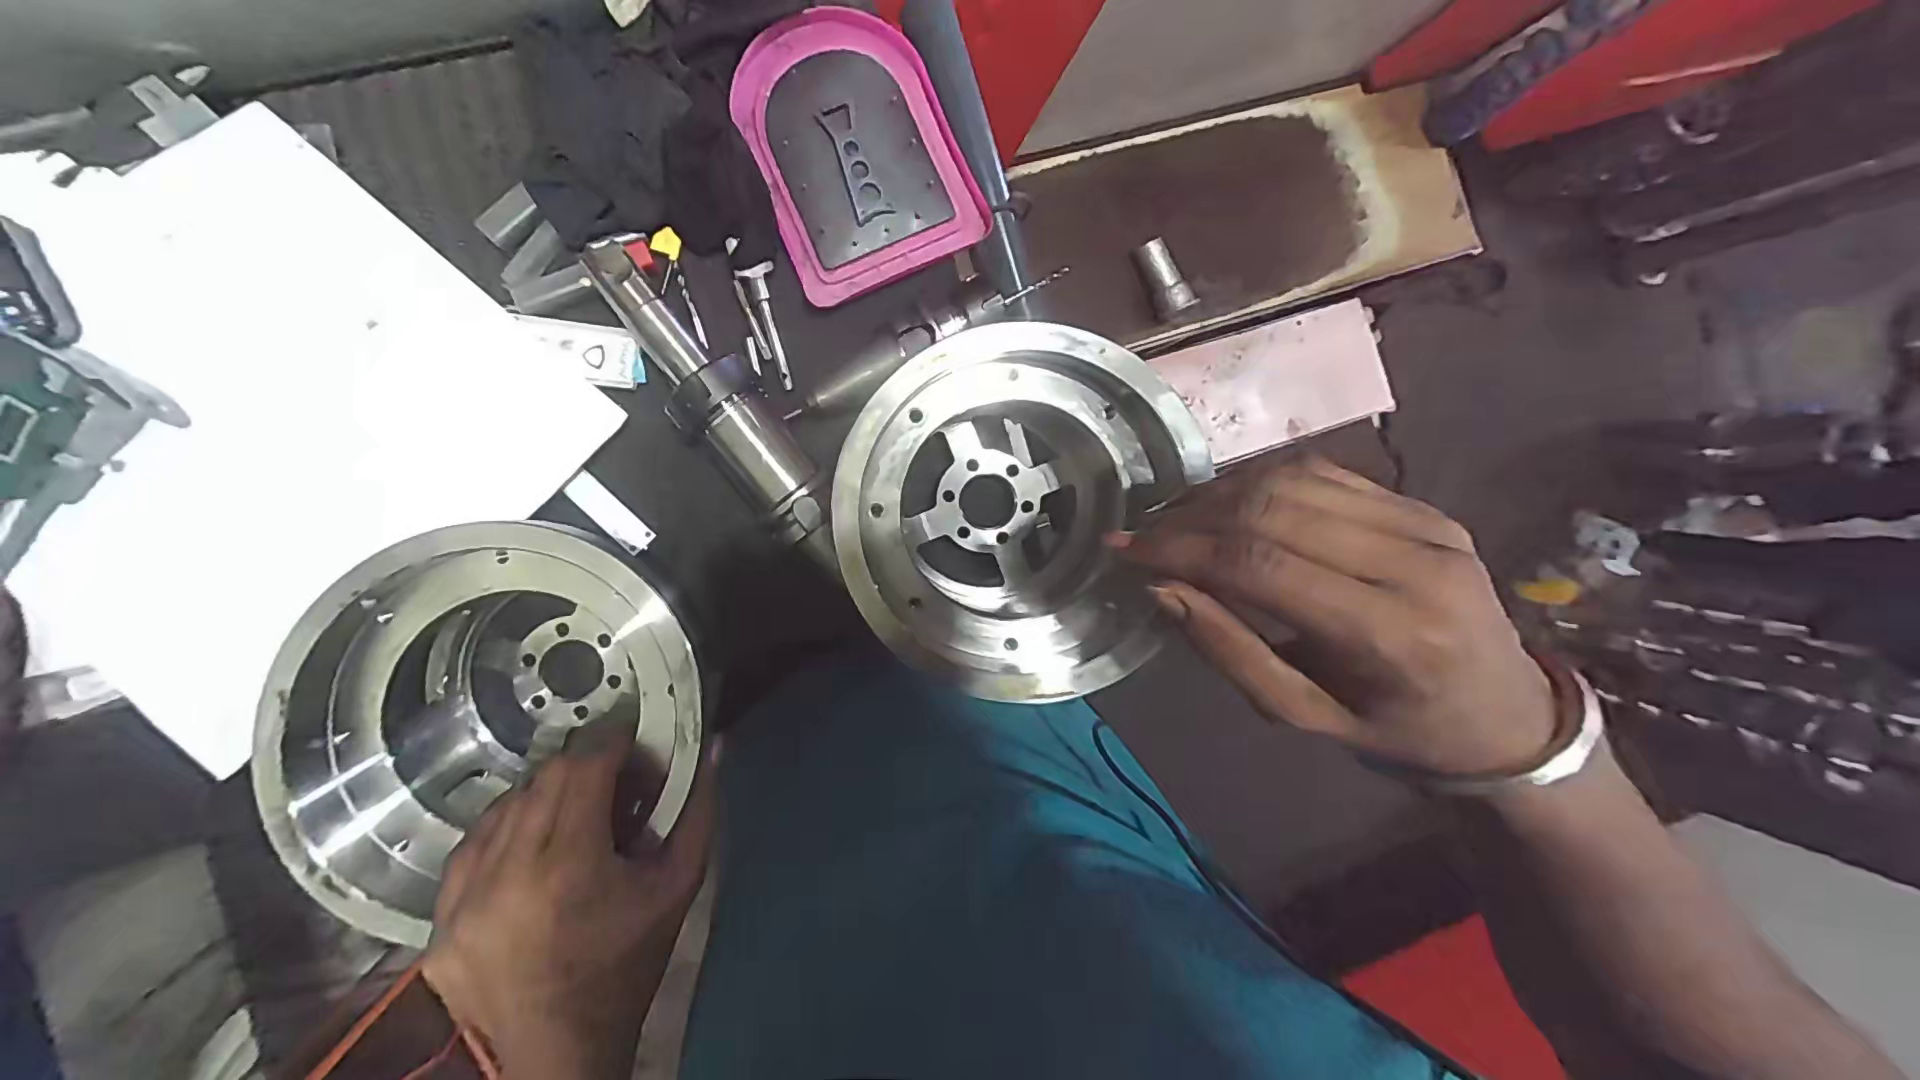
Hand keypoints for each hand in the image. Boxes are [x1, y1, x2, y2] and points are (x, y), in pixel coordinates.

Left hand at [423, 725, 716, 1079]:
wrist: (555, 1051)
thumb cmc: (628, 964)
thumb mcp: (679, 885)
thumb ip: (699, 810)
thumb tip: (711, 747)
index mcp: (569, 867)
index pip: (584, 768)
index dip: (613, 744)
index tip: (634, 746)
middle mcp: (507, 874)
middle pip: (544, 778)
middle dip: (585, 765)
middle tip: (614, 780)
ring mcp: (464, 898)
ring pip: (507, 803)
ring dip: (547, 792)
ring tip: (576, 813)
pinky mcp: (440, 918)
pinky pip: (474, 841)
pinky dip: (509, 826)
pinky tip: (534, 841)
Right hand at [1111, 458, 1555, 778]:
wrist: (1505, 712)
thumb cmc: (1396, 730)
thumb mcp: (1302, 716)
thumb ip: (1229, 650)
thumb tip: (1162, 588)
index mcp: (1389, 631)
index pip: (1260, 563)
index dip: (1181, 549)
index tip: (1126, 548)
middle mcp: (1414, 560)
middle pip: (1271, 509)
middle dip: (1191, 517)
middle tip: (1145, 534)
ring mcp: (1426, 522)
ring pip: (1291, 479)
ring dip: (1218, 493)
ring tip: (1176, 519)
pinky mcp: (1422, 505)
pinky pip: (1321, 473)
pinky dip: (1258, 482)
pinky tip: (1226, 504)